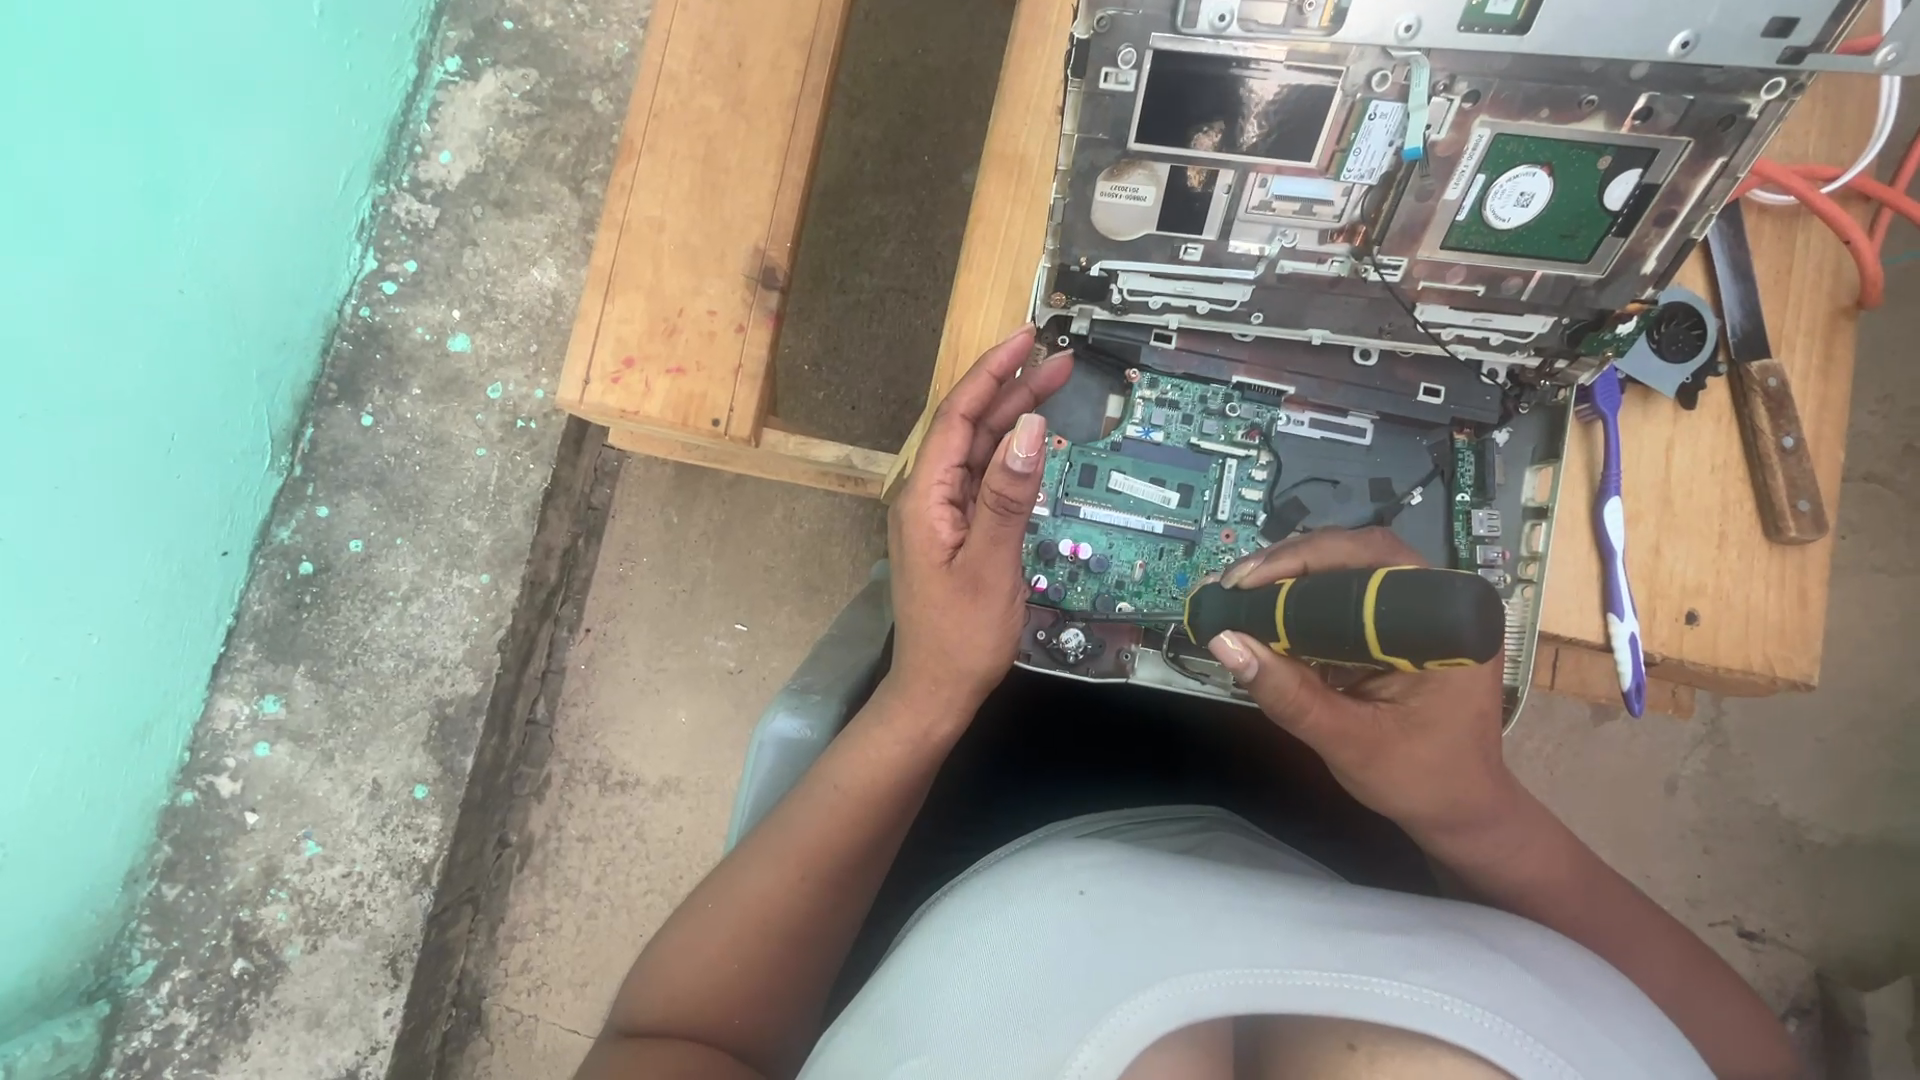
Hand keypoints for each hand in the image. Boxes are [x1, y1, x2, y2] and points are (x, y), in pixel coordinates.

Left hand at [886, 325, 1073, 712]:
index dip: (991, 373)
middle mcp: (927, 495)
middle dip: (1011, 390)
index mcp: (925, 496)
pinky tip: (1033, 446)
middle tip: (1061, 362)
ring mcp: (940, 513)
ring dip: (1012, 421)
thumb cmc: (960, 638)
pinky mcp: (954, 531)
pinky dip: (1009, 459)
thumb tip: (1029, 428)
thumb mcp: (990, 566)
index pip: (956, 416)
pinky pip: (981, 481)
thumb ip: (1007, 496)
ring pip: (976, 452)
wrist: (936, 690)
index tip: (1029, 340)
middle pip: (968, 428)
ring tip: (1055, 390)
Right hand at [1204, 527, 1519, 841]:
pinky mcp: (1395, 627)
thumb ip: (1288, 694)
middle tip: (1230, 586)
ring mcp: (1417, 612)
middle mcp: (1437, 603)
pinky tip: (1263, 611)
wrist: (1462, 811)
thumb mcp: (1347, 741)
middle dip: (1286, 564)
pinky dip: (1299, 600)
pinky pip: (1344, 597)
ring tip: (1237, 594)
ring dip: (1288, 578)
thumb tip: (1223, 642)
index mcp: (1446, 624)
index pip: (1371, 560)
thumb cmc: (1420, 780)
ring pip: (1345, 570)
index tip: (1245, 583)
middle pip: (1354, 555)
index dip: (1302, 561)